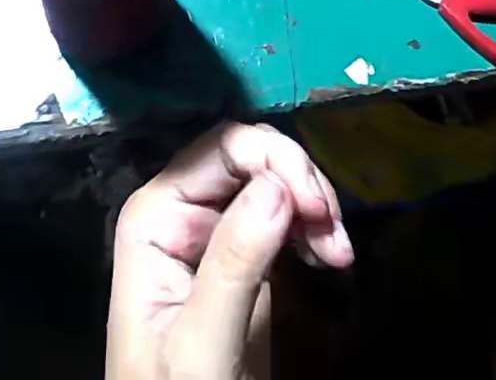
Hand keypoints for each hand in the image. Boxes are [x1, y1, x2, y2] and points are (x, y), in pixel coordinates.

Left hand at [106, 122, 352, 379]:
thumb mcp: (202, 345)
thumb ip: (233, 264)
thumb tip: (276, 185)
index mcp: (156, 213)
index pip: (218, 149)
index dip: (272, 158)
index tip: (318, 206)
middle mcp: (180, 207)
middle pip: (245, 155)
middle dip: (296, 179)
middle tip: (334, 231)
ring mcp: (210, 227)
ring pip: (266, 178)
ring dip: (309, 202)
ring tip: (339, 253)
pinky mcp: (240, 253)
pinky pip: (278, 213)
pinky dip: (309, 224)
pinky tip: (329, 254)